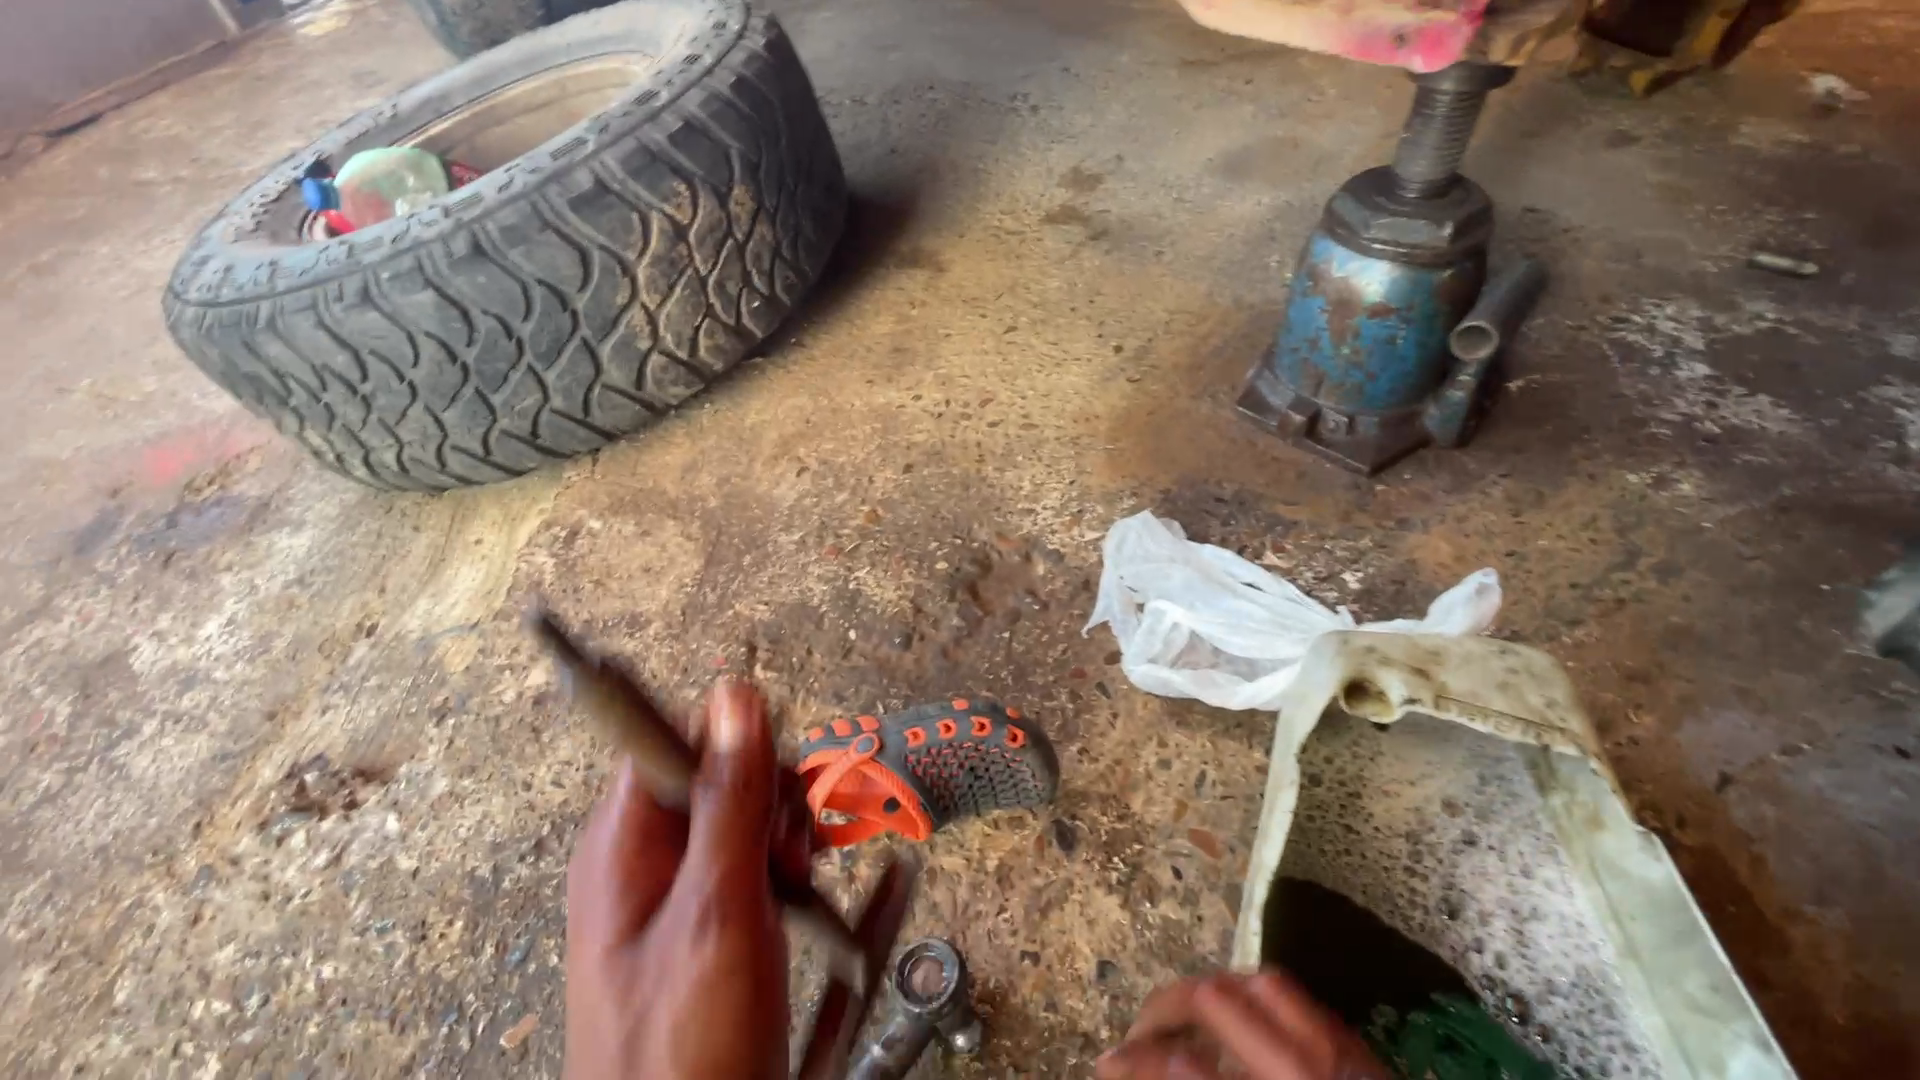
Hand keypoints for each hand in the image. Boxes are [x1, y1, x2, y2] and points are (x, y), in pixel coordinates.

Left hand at [564, 679, 787, 1079]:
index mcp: (622, 841)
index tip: (779, 792)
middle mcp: (643, 857)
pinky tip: (805, 901)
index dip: (738, 748)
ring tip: (800, 889)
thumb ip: (729, 799)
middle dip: (770, 802)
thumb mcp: (717, 911)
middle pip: (719, 777)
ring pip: (744, 820)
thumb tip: (738, 696)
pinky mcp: (706, 922)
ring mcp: (675, 892)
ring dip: (786, 841)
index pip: (678, 739)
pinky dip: (785, 873)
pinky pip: (751, 865)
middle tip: (791, 859)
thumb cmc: (685, 1050)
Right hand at [1097, 971, 1390, 1079]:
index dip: (1138, 1060)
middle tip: (1139, 1034)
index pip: (1184, 1065)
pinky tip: (1238, 1016)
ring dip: (1209, 990)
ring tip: (1184, 1015)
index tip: (1109, 1063)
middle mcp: (1304, 1071)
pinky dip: (1254, 994)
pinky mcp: (1358, 1051)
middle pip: (1215, 998)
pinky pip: (1297, 998)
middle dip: (1163, 1008)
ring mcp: (1337, 1054)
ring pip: (1259, 982)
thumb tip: (1159, 1069)